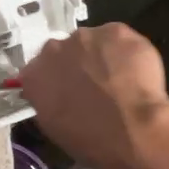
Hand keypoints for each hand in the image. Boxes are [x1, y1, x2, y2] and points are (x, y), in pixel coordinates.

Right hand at [18, 23, 168, 168]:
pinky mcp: (117, 31)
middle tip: (93, 84)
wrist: (128, 128)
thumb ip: (47, 100)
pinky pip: (119, 39)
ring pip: (93, 42)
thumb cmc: (86, 137)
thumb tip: (54, 94)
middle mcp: (54, 49)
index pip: (38, 70)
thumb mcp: (52, 124)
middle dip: (77, 63)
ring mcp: (86, 36)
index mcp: (34, 74)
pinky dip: (126, 52)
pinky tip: (135, 72)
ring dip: (101, 55)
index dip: (54, 79)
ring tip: (118, 79)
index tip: (65, 90)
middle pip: (65, 50)